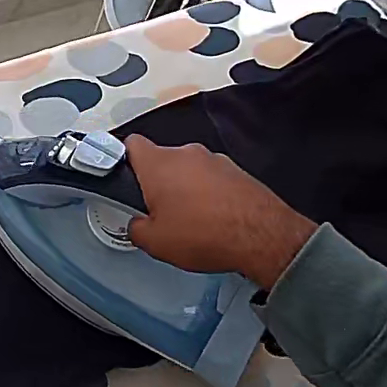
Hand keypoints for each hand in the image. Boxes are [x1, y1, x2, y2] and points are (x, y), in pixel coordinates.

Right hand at [124, 134, 315, 288]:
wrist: (262, 237)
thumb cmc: (204, 234)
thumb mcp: (154, 242)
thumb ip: (136, 228)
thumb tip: (138, 224)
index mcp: (159, 164)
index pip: (132, 144)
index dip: (125, 159)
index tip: (126, 178)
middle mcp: (186, 153)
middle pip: (162, 160)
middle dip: (158, 182)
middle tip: (159, 211)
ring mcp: (215, 159)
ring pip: (188, 169)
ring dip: (185, 188)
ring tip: (190, 220)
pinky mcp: (237, 171)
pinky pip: (212, 178)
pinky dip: (209, 194)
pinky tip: (213, 219)